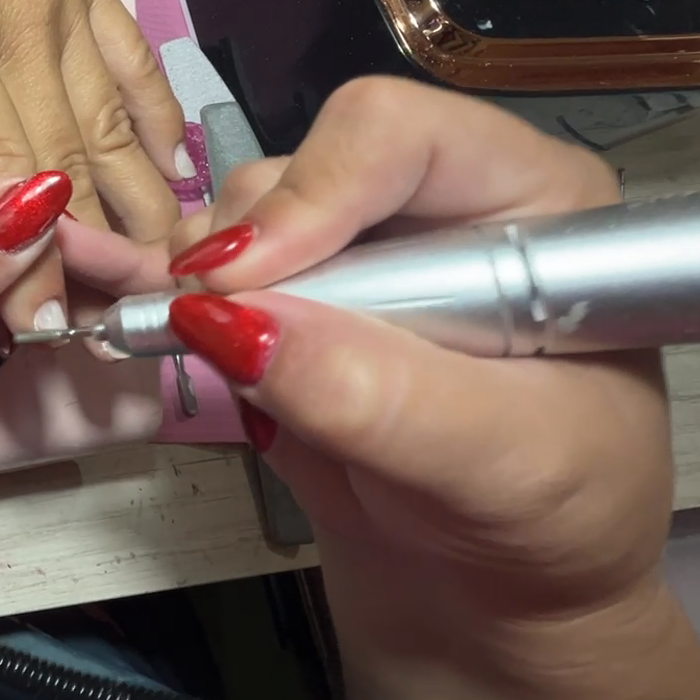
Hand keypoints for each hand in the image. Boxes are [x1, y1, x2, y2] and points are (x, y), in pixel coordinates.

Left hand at [0, 0, 186, 342]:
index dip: (13, 243)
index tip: (38, 316)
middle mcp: (19, 21)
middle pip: (59, 158)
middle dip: (86, 250)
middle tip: (110, 327)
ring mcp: (65, 5)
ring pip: (110, 125)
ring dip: (137, 208)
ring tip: (164, 281)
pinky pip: (135, 69)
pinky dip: (157, 130)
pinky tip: (175, 182)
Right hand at [66, 77, 699, 699]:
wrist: (465, 563)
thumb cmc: (527, 512)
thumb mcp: (491, 466)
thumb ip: (369, 395)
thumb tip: (226, 321)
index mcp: (523, 205)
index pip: (396, 136)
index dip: (308, 194)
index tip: (241, 282)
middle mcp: (421, 202)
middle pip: (293, 165)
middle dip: (238, 245)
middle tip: (207, 325)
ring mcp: (340, 241)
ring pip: (231, 207)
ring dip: (196, 272)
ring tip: (211, 345)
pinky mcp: (276, 281)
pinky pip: (196, 254)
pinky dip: (171, 292)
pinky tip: (187, 336)